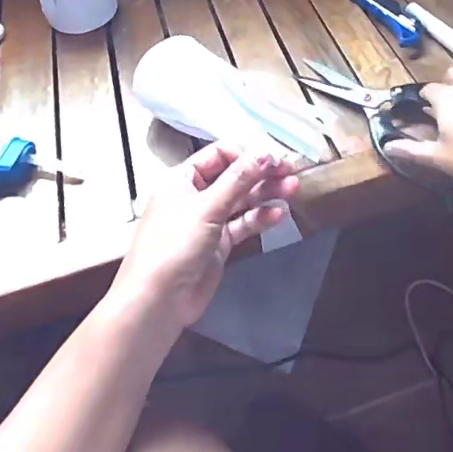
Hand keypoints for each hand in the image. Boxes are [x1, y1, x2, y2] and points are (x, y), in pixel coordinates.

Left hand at [107, 143, 299, 327]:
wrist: (159, 299)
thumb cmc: (175, 245)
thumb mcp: (206, 207)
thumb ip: (238, 180)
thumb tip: (264, 153)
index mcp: (182, 178)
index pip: (218, 155)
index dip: (245, 155)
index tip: (272, 158)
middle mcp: (194, 196)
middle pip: (232, 177)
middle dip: (260, 174)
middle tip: (291, 172)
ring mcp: (207, 221)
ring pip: (240, 201)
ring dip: (265, 194)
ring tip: (293, 189)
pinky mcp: (218, 244)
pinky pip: (242, 225)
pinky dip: (259, 219)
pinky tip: (278, 215)